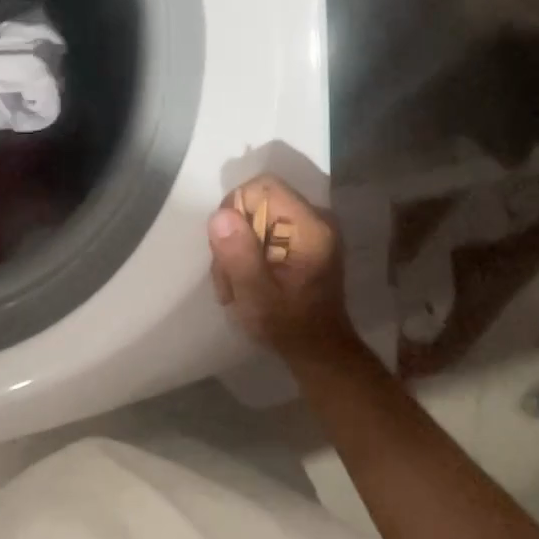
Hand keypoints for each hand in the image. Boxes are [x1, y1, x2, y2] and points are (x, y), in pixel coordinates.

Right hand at [208, 175, 354, 363]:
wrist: (318, 350)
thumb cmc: (288, 325)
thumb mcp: (256, 295)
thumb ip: (239, 254)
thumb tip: (220, 215)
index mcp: (309, 227)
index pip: (261, 188)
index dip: (233, 212)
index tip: (226, 250)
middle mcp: (315, 219)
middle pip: (256, 202)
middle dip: (233, 238)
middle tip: (229, 279)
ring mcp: (311, 229)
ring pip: (256, 218)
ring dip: (237, 251)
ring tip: (236, 288)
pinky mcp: (304, 242)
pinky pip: (265, 232)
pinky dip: (250, 255)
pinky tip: (248, 283)